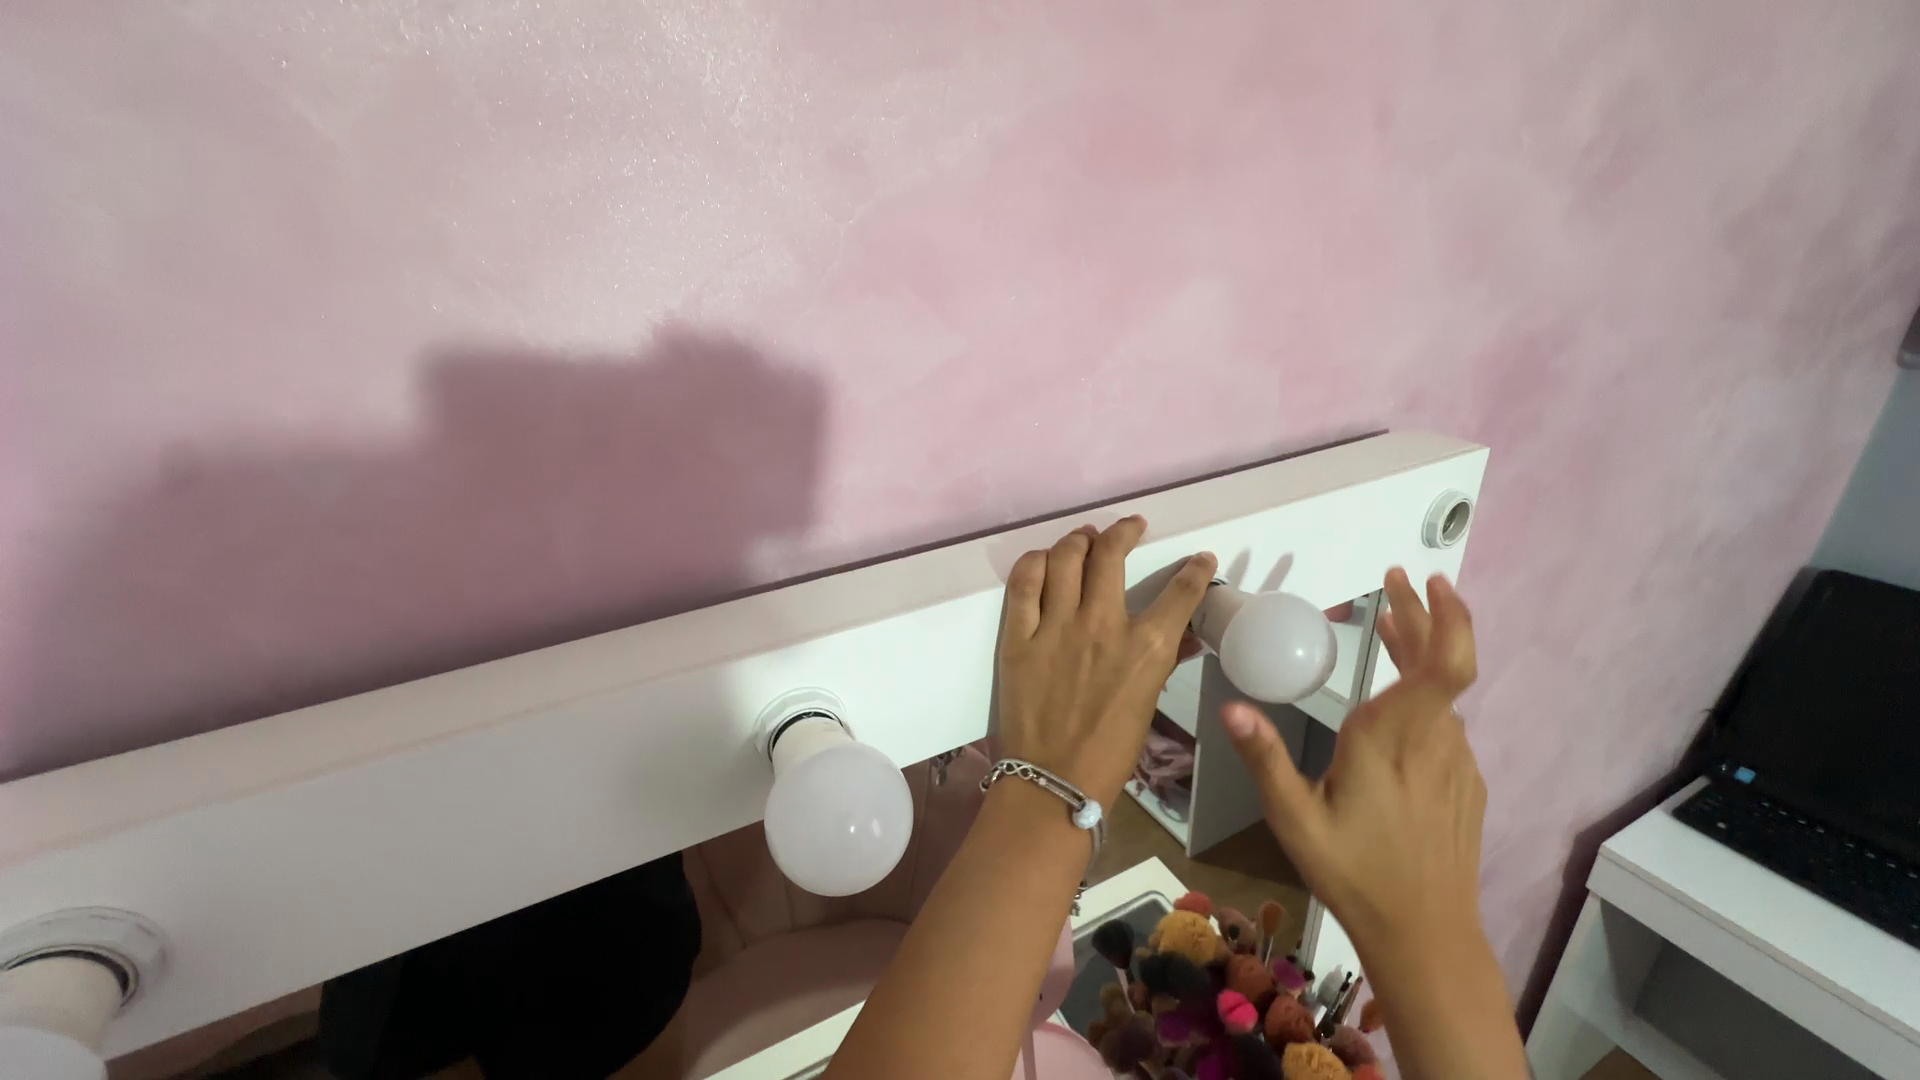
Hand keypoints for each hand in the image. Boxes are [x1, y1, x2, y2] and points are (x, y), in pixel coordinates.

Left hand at [996, 518, 1216, 807]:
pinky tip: (1042, 560)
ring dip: (1078, 539)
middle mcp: (1101, 626)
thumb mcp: (1147, 702)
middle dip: (1124, 531)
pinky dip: (1035, 563)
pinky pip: (1024, 583)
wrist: (1054, 781)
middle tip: (1129, 527)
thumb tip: (1187, 635)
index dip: (1195, 570)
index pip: (1180, 593)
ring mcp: (1056, 628)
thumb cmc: (1109, 750)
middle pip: (1111, 555)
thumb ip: (1165, 660)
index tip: (1200, 558)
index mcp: (1144, 647)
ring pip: (1066, 558)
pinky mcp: (1019, 637)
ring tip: (1084, 537)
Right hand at [1221, 568, 1484, 949]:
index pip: (1444, 667)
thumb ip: (1265, 757)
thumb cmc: (1353, 871)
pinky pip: (1445, 720)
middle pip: (1445, 664)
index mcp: (1391, 740)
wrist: (1425, 933)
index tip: (1427, 583)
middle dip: (1425, 615)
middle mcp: (1432, 741)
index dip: (1446, 619)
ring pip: (1444, 692)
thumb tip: (1232, 705)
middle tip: (1395, 582)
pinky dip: (1426, 688)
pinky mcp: (1463, 782)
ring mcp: (1455, 762)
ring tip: (1391, 623)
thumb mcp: (1294, 817)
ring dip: (1422, 649)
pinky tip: (1401, 691)